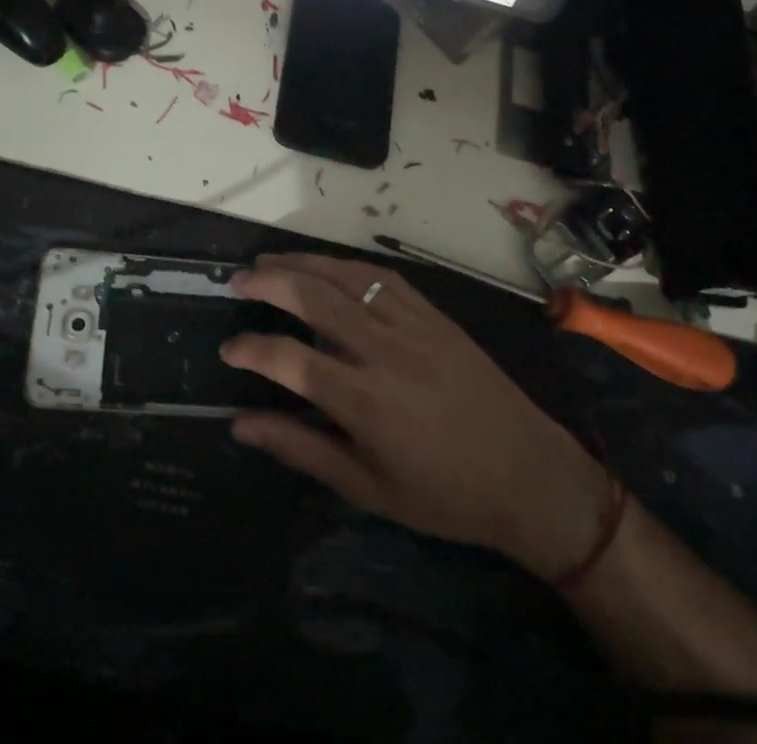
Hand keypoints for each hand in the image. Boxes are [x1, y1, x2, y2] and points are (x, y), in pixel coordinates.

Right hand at [221, 254, 613, 579]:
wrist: (529, 477)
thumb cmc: (443, 495)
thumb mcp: (366, 487)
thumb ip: (301, 449)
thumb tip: (240, 423)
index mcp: (364, 401)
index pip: (289, 359)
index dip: (250, 349)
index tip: (227, 349)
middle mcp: (386, 352)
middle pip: (316, 298)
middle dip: (270, 282)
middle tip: (239, 280)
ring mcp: (417, 328)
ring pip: (350, 278)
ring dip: (306, 263)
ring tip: (272, 260)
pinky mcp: (440, 320)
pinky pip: (387, 281)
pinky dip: (351, 268)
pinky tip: (332, 269)